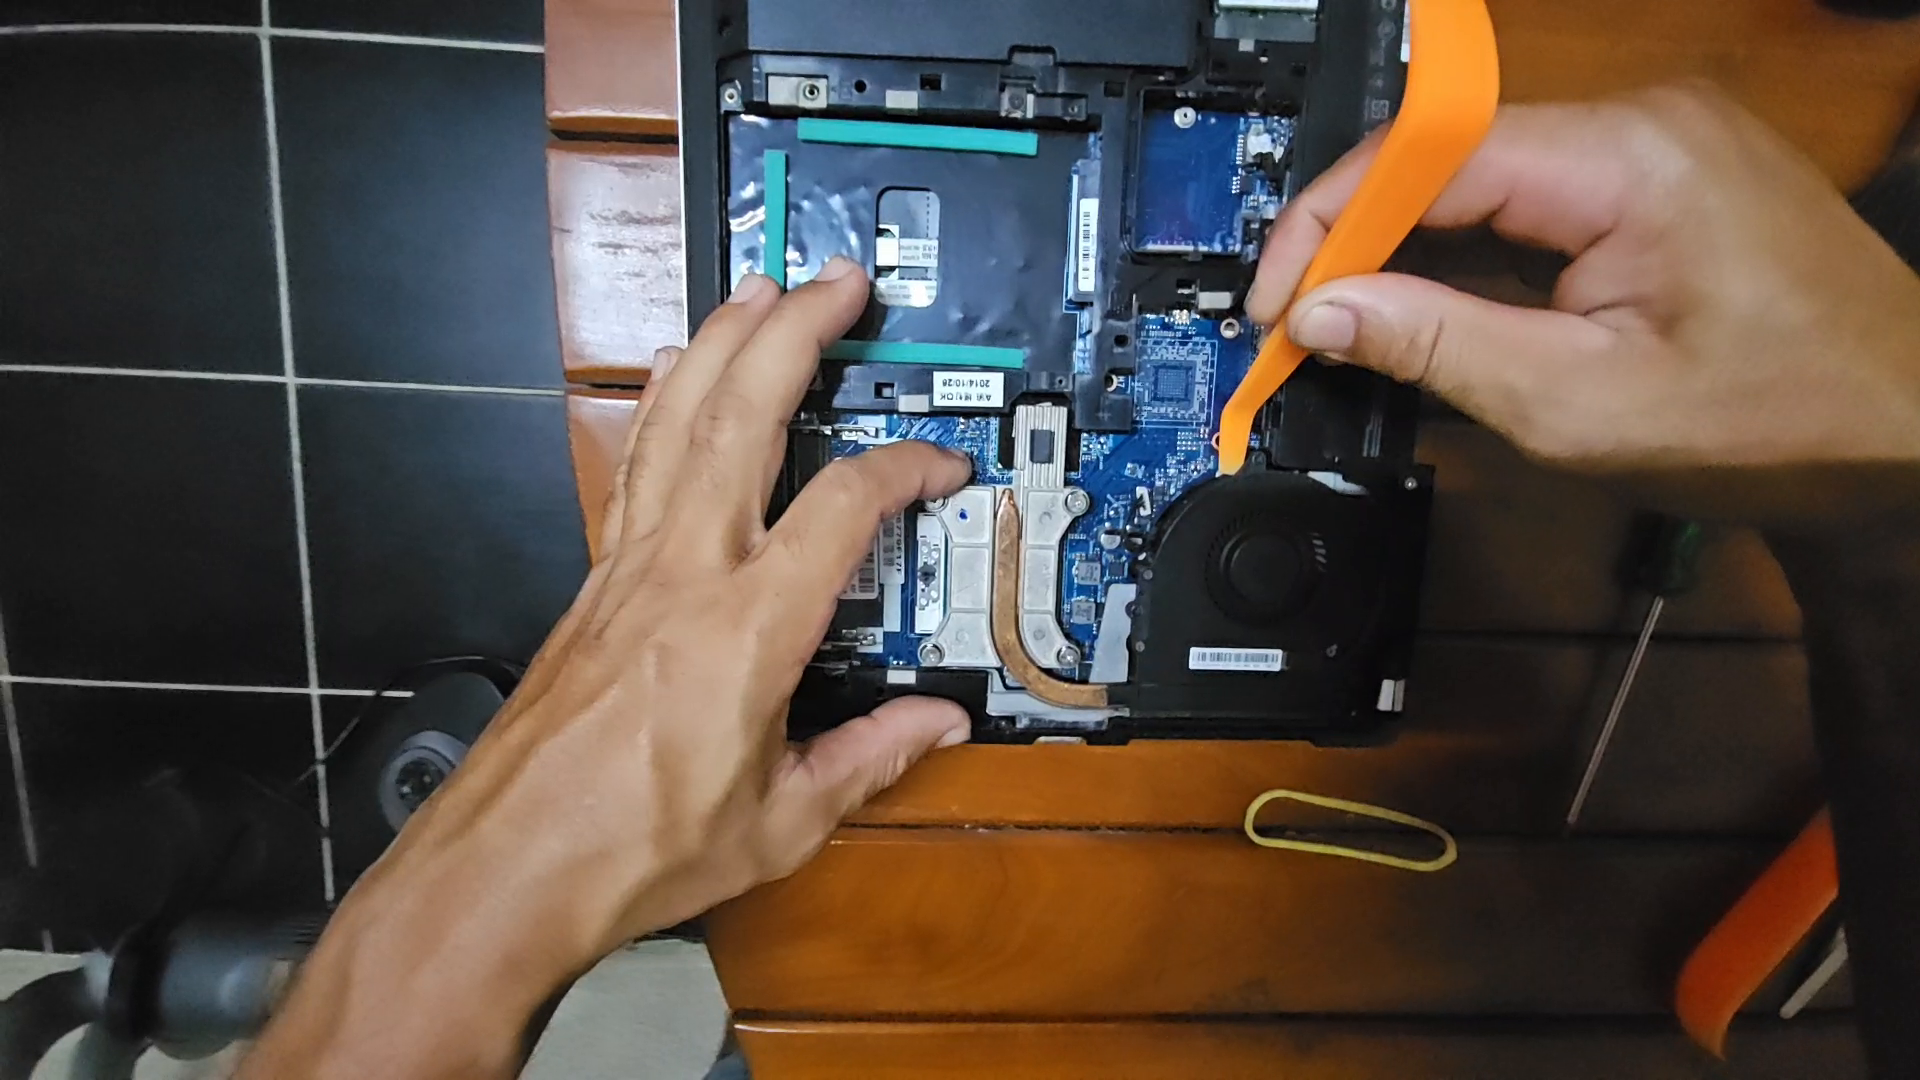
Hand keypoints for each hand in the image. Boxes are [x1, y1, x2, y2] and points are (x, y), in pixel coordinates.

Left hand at [242, 258, 972, 1078]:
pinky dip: (662, 401)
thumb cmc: (639, 849)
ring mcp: (631, 564)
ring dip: (722, 342)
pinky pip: (635, 461)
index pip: (845, 507)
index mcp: (748, 629)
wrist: (504, 872)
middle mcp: (686, 573)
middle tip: (835, 283)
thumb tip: (939, 724)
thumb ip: (872, 756)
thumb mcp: (784, 819)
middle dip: (794, 332)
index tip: (942, 465)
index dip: (905, 469)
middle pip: (742, 416)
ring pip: (676, 419)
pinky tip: (674, 370)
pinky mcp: (599, 575)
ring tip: (759, 291)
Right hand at [1248, 83, 1919, 530]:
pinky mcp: (1621, 198)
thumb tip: (1315, 316)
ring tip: (1325, 330)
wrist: (1896, 440)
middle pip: (1434, 164)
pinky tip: (1395, 316)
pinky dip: (1431, 269)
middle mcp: (1625, 131)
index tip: (1274, 306)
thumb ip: (1430, 344)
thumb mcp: (1567, 400)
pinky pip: (1496, 217)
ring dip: (1381, 260)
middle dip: (1344, 245)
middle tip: (1289, 327)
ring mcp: (1628, 159)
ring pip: (1456, 192)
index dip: (1327, 225)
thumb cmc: (1758, 426)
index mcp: (1624, 160)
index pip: (1426, 158)